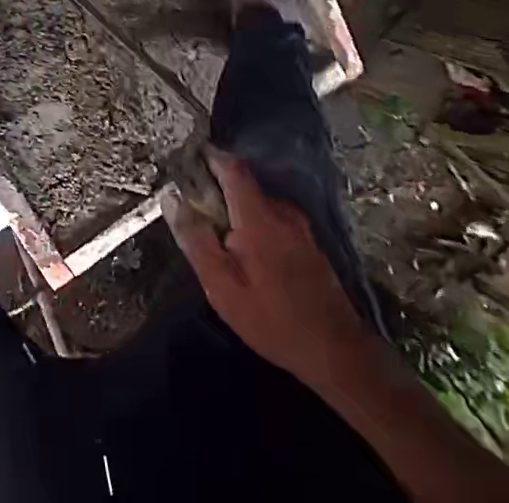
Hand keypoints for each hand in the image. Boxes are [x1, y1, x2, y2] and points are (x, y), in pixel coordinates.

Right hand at [165, 150, 366, 384]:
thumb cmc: (271, 318)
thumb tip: (172, 199)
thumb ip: (195, 239)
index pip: (233, 169)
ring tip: (219, 238)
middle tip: (196, 212)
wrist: (336, 352)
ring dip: (238, 211)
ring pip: (261, 205)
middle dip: (219, 191)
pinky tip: (248, 255)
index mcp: (259, 218)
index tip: (190, 155)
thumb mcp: (221, 285)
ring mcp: (301, 229)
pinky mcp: (310, 245)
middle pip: (246, 187)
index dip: (211, 157)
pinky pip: (275, 220)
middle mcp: (283, 213)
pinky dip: (255, 225)